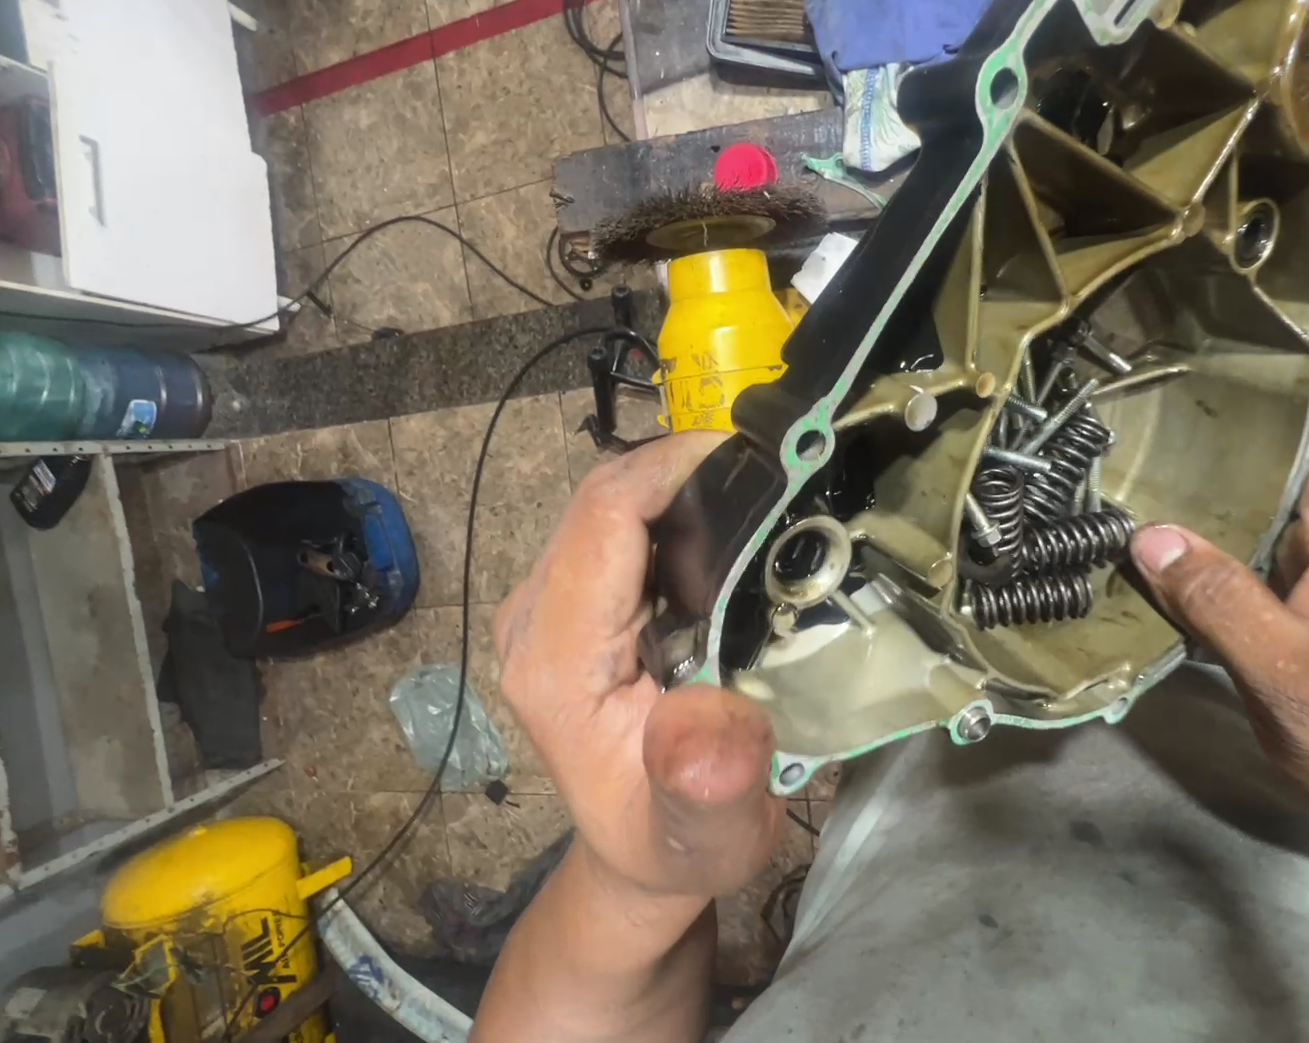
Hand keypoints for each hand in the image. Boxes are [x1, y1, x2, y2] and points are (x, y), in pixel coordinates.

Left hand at [494, 432, 780, 902]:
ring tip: (756, 495)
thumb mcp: (705, 834)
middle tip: (772, 472)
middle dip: (684, 468)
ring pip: (608, 503)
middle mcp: (536, 618)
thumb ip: (703, 784)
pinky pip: (616, 527)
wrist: (638, 852)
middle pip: (602, 497)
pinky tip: (721, 532)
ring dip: (680, 486)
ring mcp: (548, 606)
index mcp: (559, 658)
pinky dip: (670, 511)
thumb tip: (708, 726)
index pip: (605, 517)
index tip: (754, 457)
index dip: (673, 468)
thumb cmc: (674, 842)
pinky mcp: (568, 603)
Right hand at [1126, 419, 1308, 879]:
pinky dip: (1211, 565)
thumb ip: (1220, 601)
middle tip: (1120, 449)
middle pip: (1279, 478)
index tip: (1177, 394)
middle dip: (1204, 461)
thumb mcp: (1295, 678)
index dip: (1254, 407)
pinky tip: (1159, 568)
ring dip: (1202, 514)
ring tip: (1122, 495)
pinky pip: (1258, 574)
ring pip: (1263, 528)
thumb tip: (1146, 534)